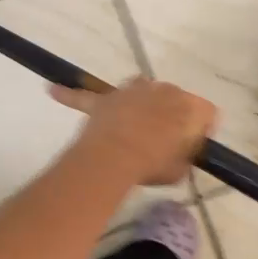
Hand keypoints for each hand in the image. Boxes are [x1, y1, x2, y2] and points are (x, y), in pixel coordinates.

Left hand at [49, 78, 216, 185]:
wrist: (118, 155)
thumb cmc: (154, 164)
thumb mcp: (179, 169)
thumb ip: (181, 158)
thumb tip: (175, 159)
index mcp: (193, 107)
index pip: (206, 114)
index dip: (199, 131)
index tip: (190, 147)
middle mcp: (164, 90)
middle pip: (173, 100)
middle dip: (169, 116)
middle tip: (161, 141)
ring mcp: (132, 91)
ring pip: (139, 91)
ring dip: (139, 104)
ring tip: (134, 123)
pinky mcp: (105, 99)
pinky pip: (83, 95)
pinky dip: (68, 94)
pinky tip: (51, 89)